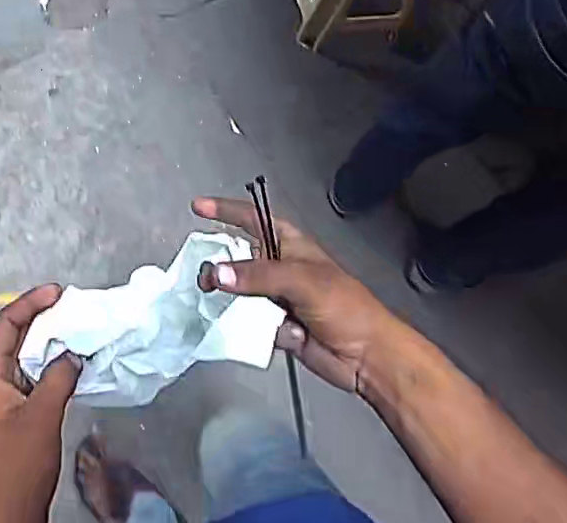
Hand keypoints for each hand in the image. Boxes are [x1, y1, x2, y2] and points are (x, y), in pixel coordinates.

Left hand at [0, 284, 83, 522]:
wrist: (4, 519)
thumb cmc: (16, 467)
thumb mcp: (40, 417)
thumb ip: (58, 379)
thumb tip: (73, 352)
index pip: (5, 324)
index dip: (30, 303)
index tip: (56, 292)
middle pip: (13, 337)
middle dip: (40, 318)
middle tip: (68, 306)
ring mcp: (1, 400)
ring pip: (24, 358)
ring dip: (47, 343)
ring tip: (73, 330)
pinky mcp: (14, 417)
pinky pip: (31, 379)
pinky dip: (50, 368)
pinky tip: (69, 367)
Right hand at [192, 197, 415, 397]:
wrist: (369, 358)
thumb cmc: (343, 306)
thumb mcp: (300, 280)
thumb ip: (256, 275)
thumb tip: (216, 274)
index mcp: (286, 243)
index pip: (249, 217)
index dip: (223, 210)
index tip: (197, 207)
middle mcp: (276, 265)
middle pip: (235, 257)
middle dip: (220, 267)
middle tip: (207, 280)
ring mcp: (274, 295)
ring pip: (237, 290)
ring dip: (235, 301)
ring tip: (246, 314)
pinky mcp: (273, 323)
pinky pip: (247, 318)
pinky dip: (253, 325)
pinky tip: (279, 333)